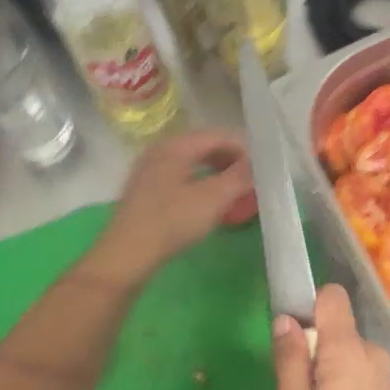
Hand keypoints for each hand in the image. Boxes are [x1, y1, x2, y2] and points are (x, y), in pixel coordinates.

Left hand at [88, 129, 254, 285]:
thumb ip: (238, 177)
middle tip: (252, 179)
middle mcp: (160, 151)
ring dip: (216, 173)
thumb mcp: (212, 199)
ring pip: (191, 163)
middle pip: (203, 146)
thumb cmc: (171, 222)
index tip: (263, 167)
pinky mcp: (145, 191)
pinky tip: (208, 202)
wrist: (127, 254)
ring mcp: (149, 170)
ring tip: (234, 191)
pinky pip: (180, 177)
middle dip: (230, 160)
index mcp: (175, 146)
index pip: (218, 135)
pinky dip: (200, 183)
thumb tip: (258, 163)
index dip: (243, 148)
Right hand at [273, 285, 389, 389]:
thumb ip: (289, 360)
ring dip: (322, 369)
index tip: (289, 334)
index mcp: (347, 350)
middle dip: (310, 346)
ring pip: (343, 350)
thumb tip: (284, 319)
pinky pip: (354, 368)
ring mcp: (381, 372)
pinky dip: (337, 383)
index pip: (332, 295)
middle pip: (335, 326)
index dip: (307, 304)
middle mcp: (370, 351)